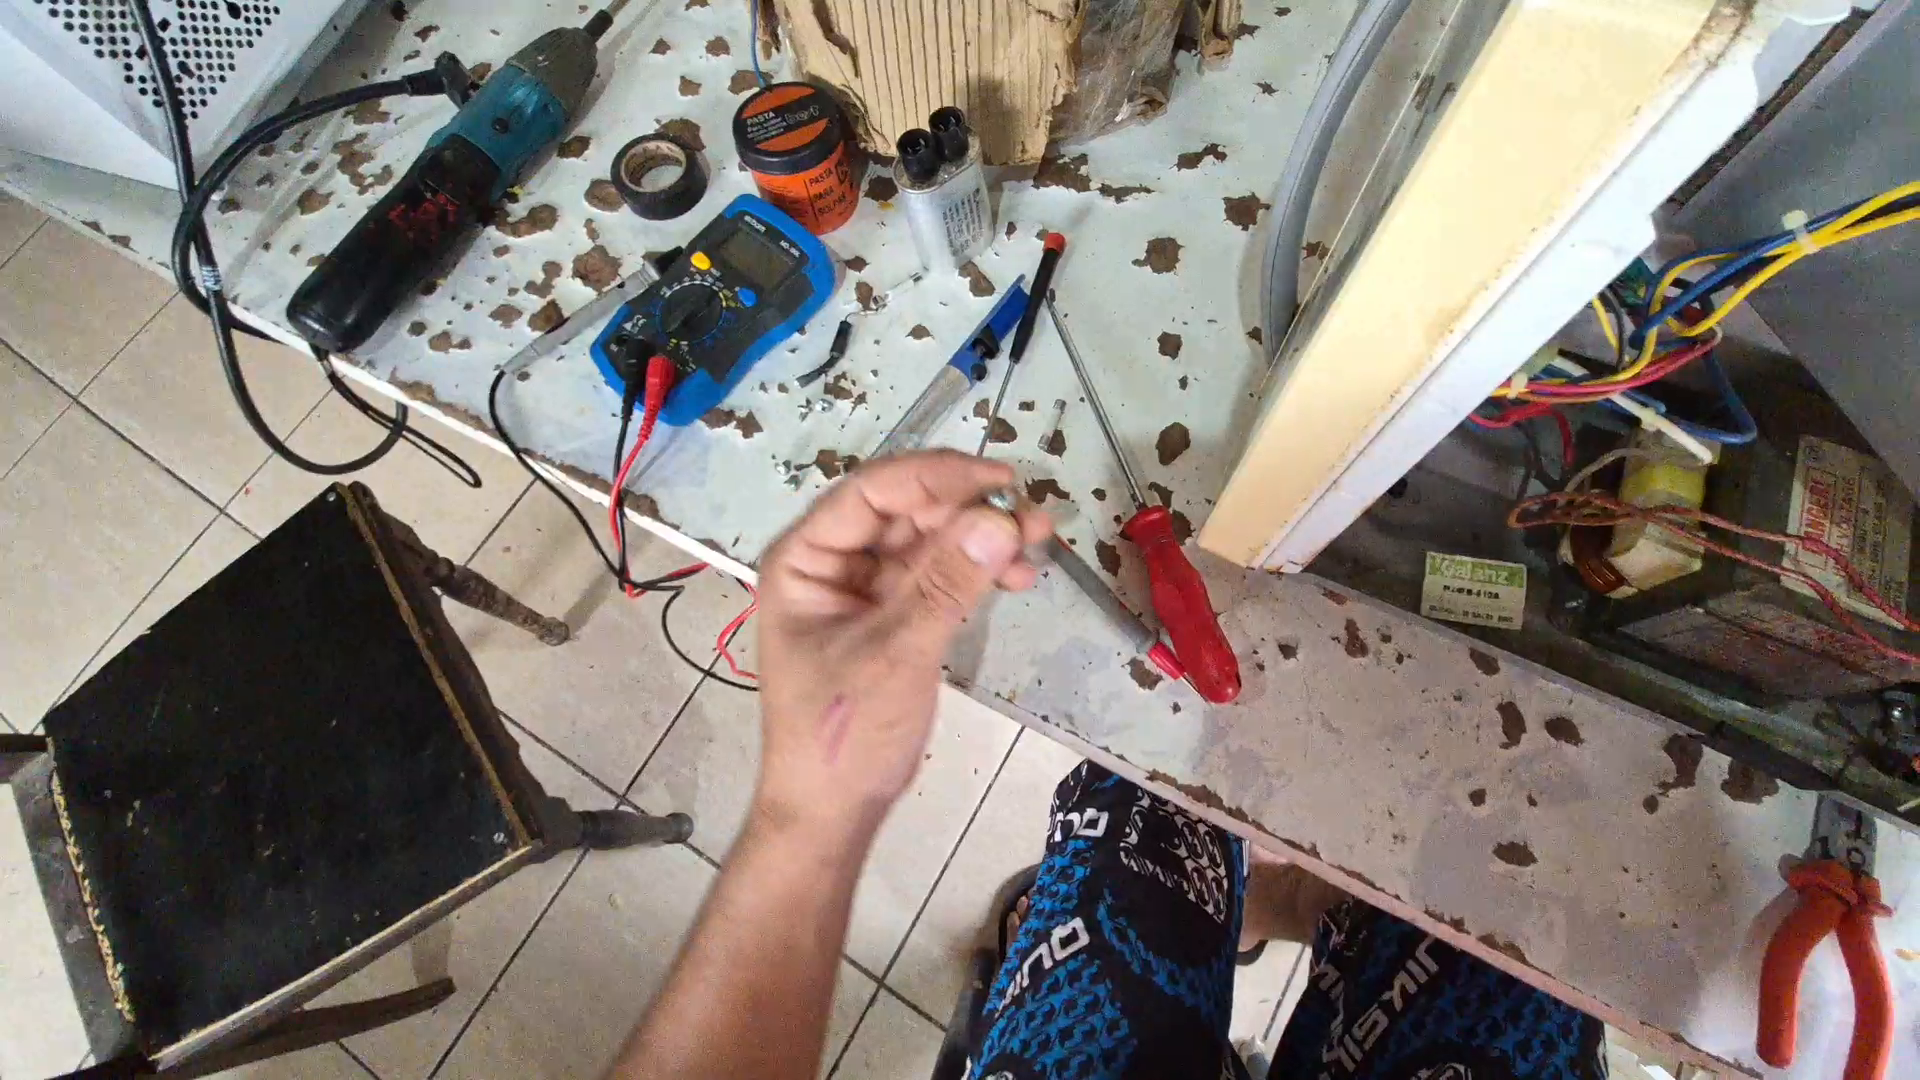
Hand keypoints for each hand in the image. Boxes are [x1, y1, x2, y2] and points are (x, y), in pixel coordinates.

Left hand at [751, 451, 1051, 836]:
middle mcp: (834, 562)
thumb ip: (946, 585)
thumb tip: (1003, 520)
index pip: (871, 492)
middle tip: (1032, 518)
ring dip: (981, 538)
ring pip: (929, 541)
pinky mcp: (896, 614)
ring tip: (1039, 543)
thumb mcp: (894, 654)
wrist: (834, 812)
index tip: (1001, 481)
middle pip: (906, 512)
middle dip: (969, 510)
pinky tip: (1018, 578)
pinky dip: (977, 572)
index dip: (936, 476)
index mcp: (805, 559)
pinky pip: (940, 576)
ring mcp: (866, 589)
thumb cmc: (842, 735)